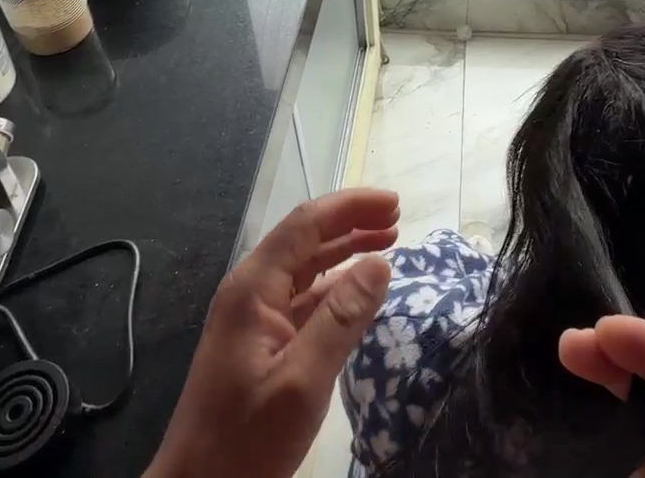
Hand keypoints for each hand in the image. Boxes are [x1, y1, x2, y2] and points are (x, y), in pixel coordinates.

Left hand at [145, 188, 399, 477]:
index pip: (306, 224)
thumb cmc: (245, 440)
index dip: (351, 205)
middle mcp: (251, 291)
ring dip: (347, 250)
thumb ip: (341, 318)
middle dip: (353, 222)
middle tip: (399, 221)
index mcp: (253, 287)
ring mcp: (254, 317)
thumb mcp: (301, 381)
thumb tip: (380, 263)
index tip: (395, 205)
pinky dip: (337, 286)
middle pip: (306, 239)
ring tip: (389, 242)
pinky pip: (304, 299)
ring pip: (307, 267)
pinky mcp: (261, 342)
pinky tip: (361, 289)